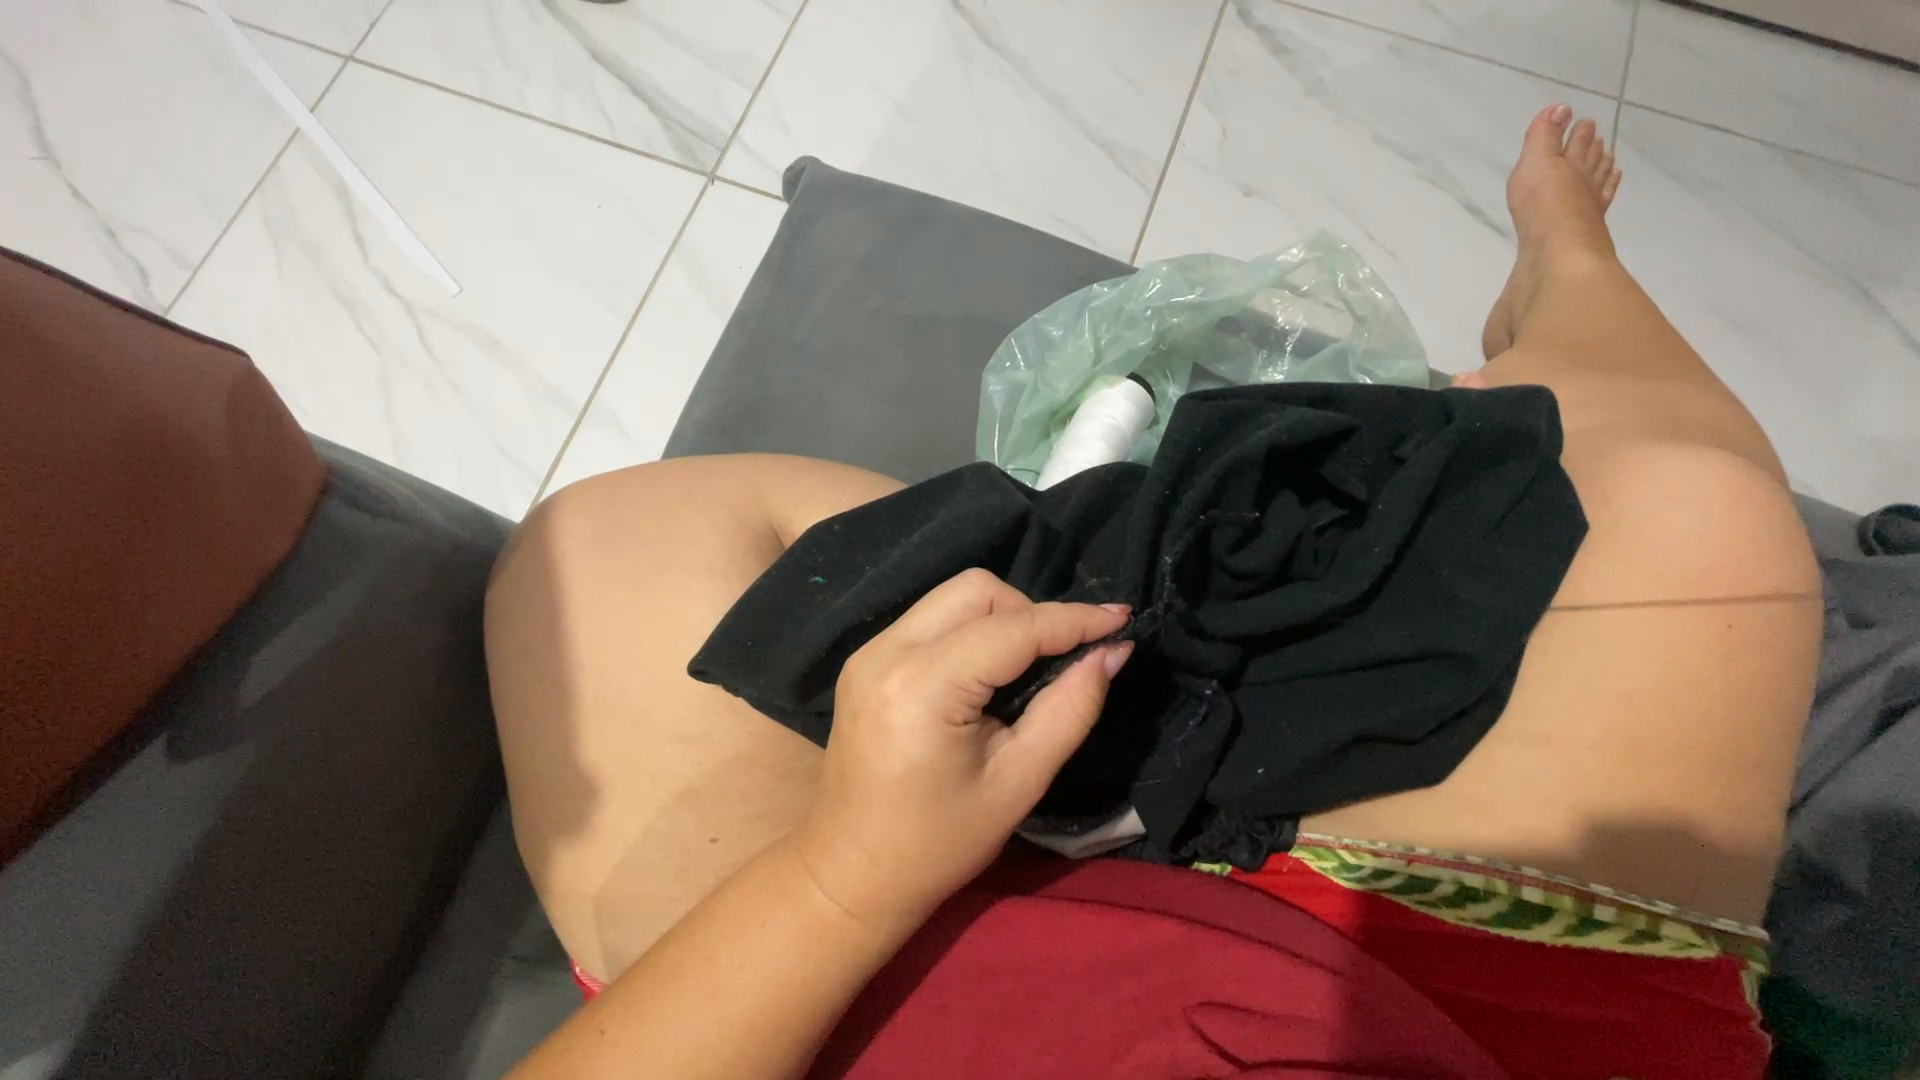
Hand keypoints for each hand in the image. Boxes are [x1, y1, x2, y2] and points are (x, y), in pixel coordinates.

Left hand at [791, 568, 1132, 933]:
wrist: (851, 871)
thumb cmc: (939, 842)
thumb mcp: (1018, 782)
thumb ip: (1070, 709)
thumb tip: (1112, 652)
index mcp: (922, 686)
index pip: (1012, 629)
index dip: (1072, 620)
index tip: (1121, 620)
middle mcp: (887, 652)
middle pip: (976, 591)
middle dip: (1030, 612)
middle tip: (1062, 659)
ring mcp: (868, 651)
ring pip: (952, 598)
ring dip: (1000, 618)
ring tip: (1029, 668)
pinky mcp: (864, 660)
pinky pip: (930, 619)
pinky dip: (970, 631)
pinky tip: (987, 674)